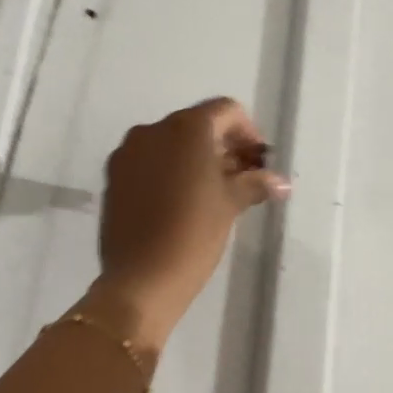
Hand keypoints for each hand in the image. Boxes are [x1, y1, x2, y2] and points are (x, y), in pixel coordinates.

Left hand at [81, 98, 288, 351]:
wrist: (141, 280)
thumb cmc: (193, 235)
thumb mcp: (230, 205)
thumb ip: (255, 184)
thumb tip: (281, 182)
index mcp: (186, 128)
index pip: (226, 112)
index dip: (248, 133)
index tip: (258, 162)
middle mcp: (152, 130)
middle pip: (196, 126)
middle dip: (221, 148)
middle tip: (241, 179)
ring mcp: (127, 154)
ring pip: (169, 145)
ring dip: (194, 160)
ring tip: (212, 193)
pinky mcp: (112, 178)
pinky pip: (147, 164)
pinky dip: (168, 173)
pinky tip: (181, 202)